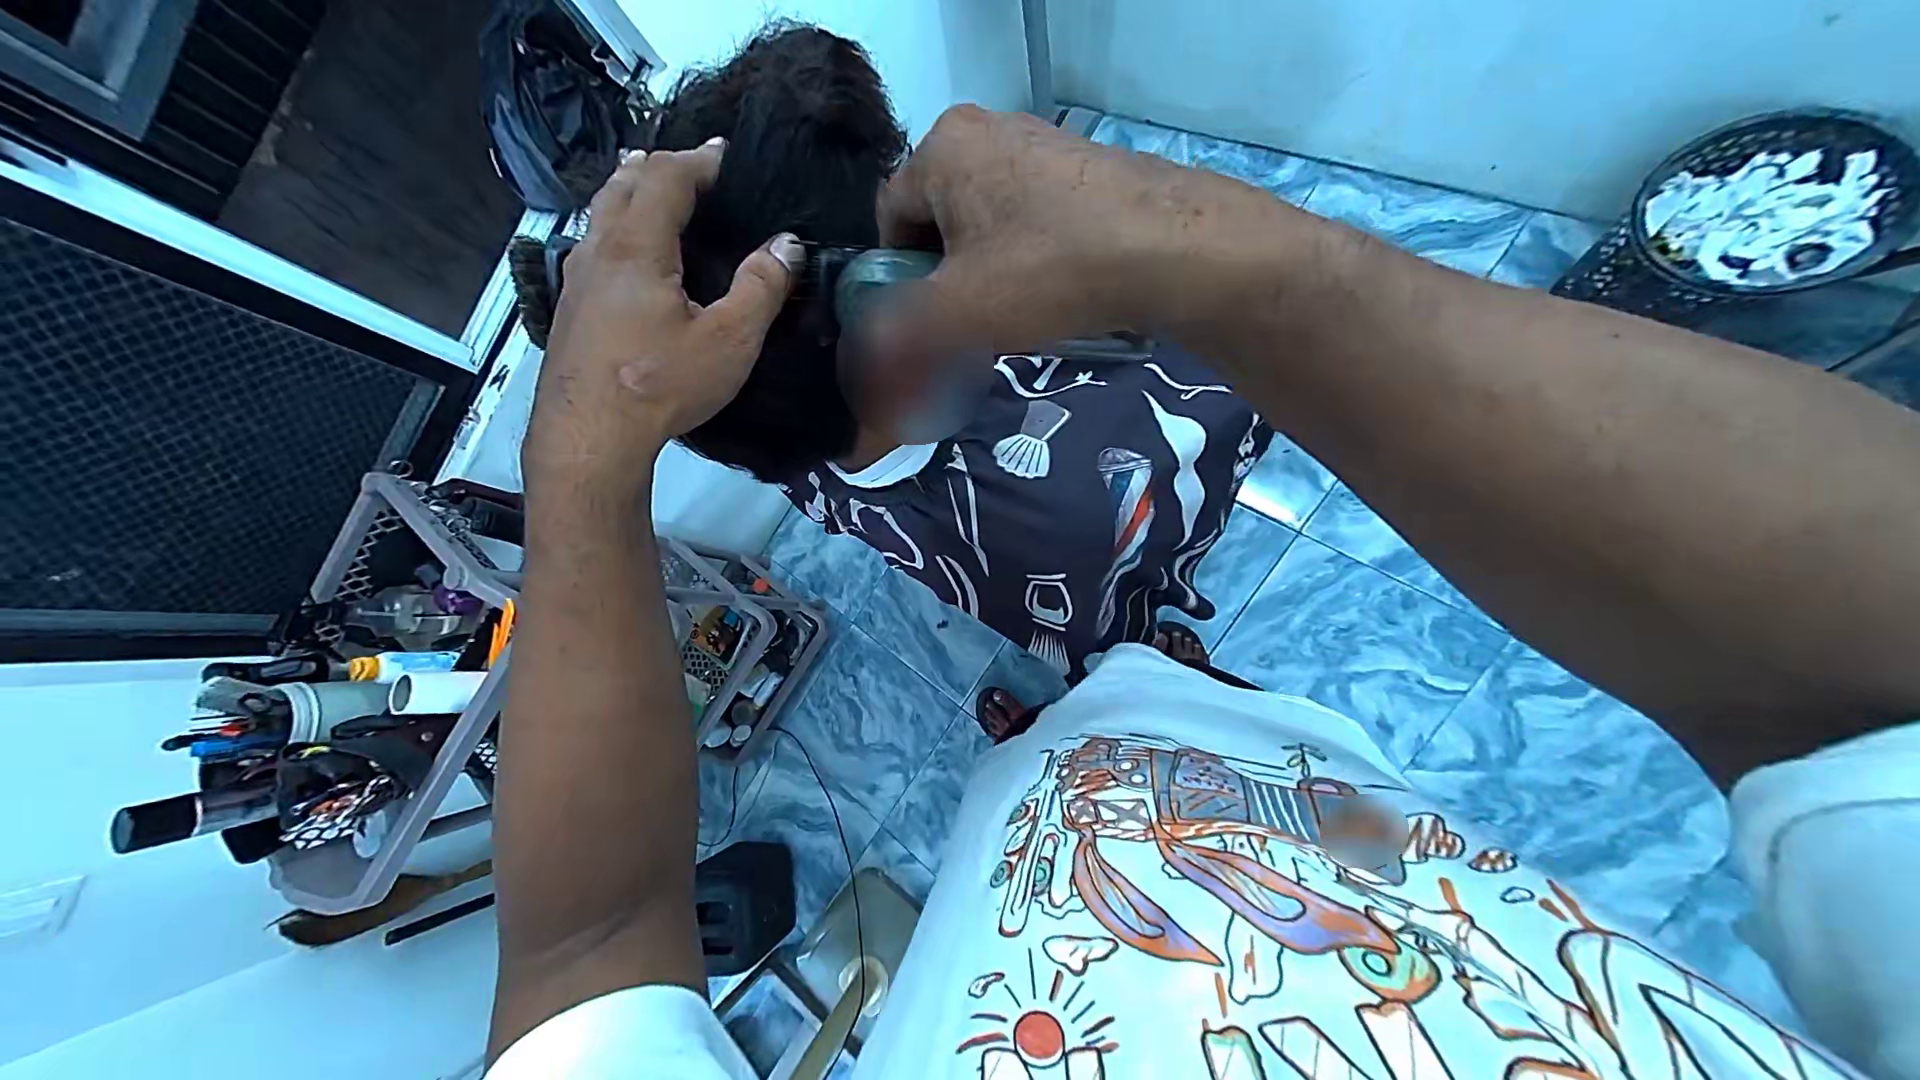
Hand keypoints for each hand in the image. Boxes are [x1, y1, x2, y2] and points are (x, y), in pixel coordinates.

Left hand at [522, 140, 803, 496]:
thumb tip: (788, 243)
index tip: (727, 158)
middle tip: (691, 168)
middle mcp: (599, 250)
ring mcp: (577, 280)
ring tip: (654, 194)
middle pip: (623, 184)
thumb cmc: (662, 383)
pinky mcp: (571, 310)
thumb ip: (761, 288)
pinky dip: (615, 229)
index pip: (666, 179)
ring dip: (630, 193)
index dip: (698, 161)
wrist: (590, 434)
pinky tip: (627, 257)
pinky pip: (592, 246)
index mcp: (637, 247)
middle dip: (659, 167)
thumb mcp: (728, 340)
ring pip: (600, 214)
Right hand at [861, 106, 1288, 430]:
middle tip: (968, 326)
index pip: (888, 220)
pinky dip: (1027, 260)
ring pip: (984, 225)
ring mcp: (1040, 146)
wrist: (1174, 249)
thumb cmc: (1050, 271)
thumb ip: (896, 338)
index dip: (895, 280)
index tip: (922, 323)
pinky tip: (1052, 292)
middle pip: (937, 223)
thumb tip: (860, 370)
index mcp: (941, 148)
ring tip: (1013, 317)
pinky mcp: (1081, 171)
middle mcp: (987, 131)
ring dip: (985, 275)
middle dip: (942, 280)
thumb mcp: (957, 312)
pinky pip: (1028, 221)